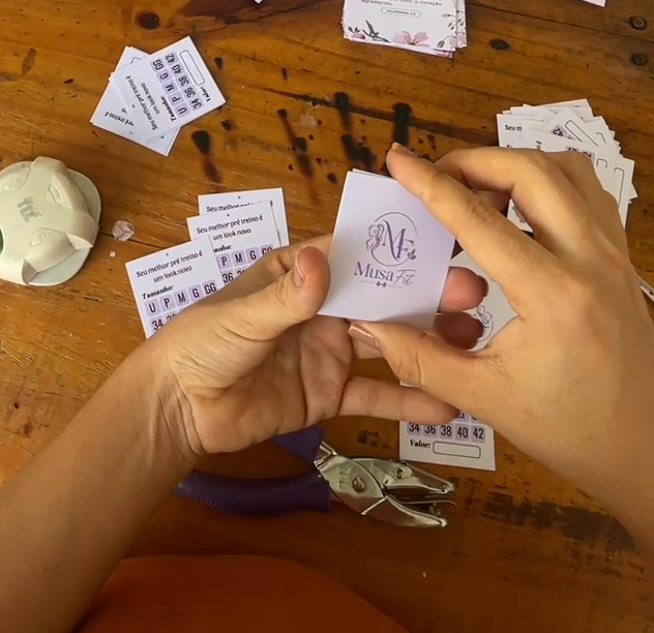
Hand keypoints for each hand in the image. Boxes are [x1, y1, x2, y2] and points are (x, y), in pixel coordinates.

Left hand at [141, 238, 487, 457]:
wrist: (180, 408)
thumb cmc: (203, 343)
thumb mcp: (243, 316)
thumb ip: (286, 296)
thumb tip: (320, 257)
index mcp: (297, 273)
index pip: (352, 255)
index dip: (394, 250)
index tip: (442, 246)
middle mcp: (321, 307)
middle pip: (379, 298)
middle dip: (423, 295)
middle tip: (473, 296)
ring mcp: (328, 350)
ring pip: (386, 342)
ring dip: (426, 342)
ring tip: (473, 342)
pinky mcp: (329, 393)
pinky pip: (373, 395)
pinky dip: (407, 401)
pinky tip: (447, 407)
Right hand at [353, 145, 653, 511]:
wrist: (652, 455)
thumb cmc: (569, 432)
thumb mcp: (484, 399)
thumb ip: (418, 357)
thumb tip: (365, 323)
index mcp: (553, 296)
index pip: (478, 219)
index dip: (430, 183)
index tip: (397, 159)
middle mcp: (590, 259)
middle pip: (530, 170)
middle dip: (473, 161)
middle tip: (435, 179)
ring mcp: (614, 253)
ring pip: (565, 169)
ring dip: (513, 164)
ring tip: (476, 191)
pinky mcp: (622, 257)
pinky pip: (586, 189)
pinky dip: (546, 179)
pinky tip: (517, 209)